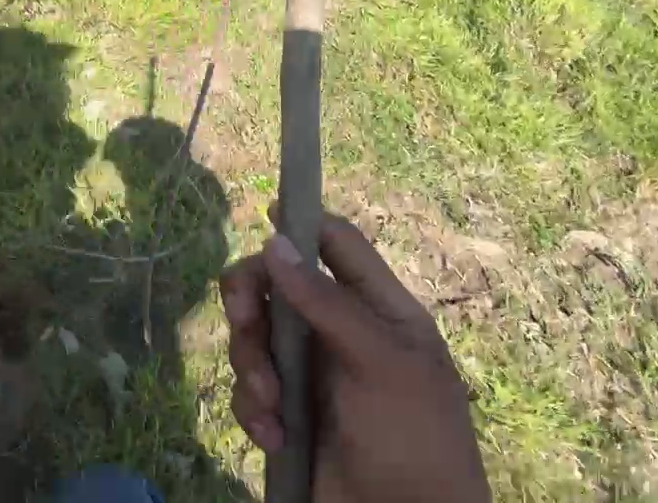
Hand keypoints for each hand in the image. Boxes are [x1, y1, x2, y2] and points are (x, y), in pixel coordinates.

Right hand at [219, 213, 489, 502]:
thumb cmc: (412, 440)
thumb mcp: (381, 364)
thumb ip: (326, 301)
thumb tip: (274, 241)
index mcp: (378, 311)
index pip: (338, 245)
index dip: (303, 224)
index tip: (266, 218)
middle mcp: (338, 331)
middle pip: (274, 283)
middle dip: (251, 303)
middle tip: (245, 323)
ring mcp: (309, 371)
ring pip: (252, 334)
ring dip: (251, 366)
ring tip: (270, 406)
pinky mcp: (285, 409)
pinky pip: (247, 385)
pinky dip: (252, 408)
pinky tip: (273, 436)